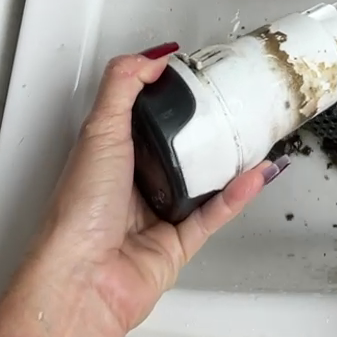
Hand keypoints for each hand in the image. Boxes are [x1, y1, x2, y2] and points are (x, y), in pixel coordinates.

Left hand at [34, 48, 279, 328]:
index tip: (193, 70)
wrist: (84, 279)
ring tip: (253, 134)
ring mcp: (157, 212)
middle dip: (205, 126)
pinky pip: (216, 212)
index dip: (166, 90)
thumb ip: (124, 83)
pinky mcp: (178, 242)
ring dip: (230, 159)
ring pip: (203, 178)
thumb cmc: (79, 211)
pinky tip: (257, 172)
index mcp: (111, 152)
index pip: (143, 110)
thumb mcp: (99, 127)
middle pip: (177, 144)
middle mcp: (134, 180)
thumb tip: (154, 56)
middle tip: (233, 101)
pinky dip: (239, 192)